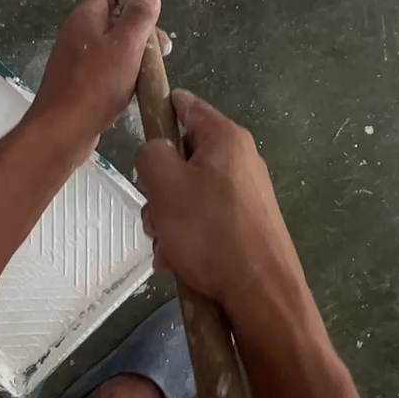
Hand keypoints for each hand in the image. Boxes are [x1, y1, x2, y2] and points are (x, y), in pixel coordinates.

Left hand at [28, 0, 160, 144]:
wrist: (63, 130)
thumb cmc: (97, 84)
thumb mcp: (126, 45)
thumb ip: (139, 18)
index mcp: (85, 18)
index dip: (135, 4)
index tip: (156, 22)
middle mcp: (77, 35)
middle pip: (114, 24)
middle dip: (140, 35)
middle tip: (162, 52)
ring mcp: (75, 62)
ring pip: (112, 51)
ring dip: (134, 59)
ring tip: (151, 74)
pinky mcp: (78, 85)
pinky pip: (105, 73)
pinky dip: (122, 78)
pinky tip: (134, 92)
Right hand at [136, 90, 308, 324]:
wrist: (260, 291)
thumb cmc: (211, 230)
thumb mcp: (166, 184)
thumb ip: (152, 154)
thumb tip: (158, 151)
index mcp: (226, 139)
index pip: (187, 106)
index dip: (160, 109)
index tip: (138, 123)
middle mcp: (239, 161)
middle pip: (184, 157)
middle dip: (160, 186)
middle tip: (155, 211)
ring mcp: (244, 195)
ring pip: (189, 194)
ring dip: (169, 219)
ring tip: (167, 246)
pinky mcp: (245, 225)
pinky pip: (204, 220)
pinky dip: (187, 238)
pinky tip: (177, 262)